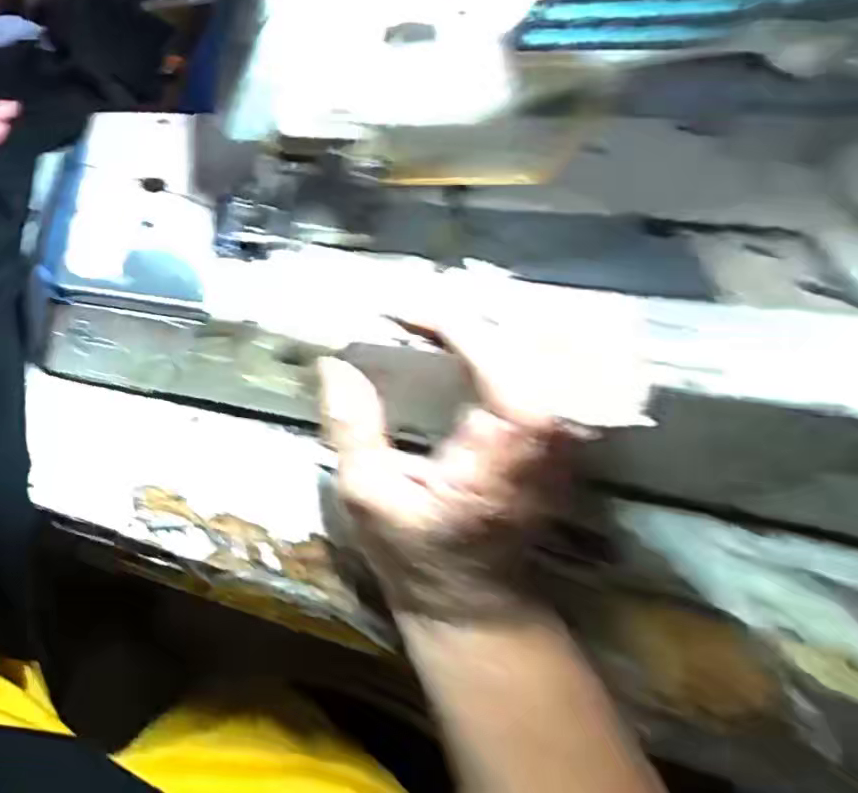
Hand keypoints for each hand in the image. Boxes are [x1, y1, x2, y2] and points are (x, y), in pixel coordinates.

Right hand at [316, 315, 595, 621]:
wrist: (471, 598)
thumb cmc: (411, 550)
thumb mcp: (364, 493)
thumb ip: (352, 427)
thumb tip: (334, 363)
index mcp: (497, 470)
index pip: (518, 392)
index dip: (476, 340)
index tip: (414, 315)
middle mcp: (546, 454)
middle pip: (557, 366)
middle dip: (490, 320)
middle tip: (420, 304)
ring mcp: (562, 448)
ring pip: (568, 366)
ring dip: (508, 327)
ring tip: (443, 311)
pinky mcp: (557, 441)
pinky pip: (557, 376)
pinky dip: (521, 344)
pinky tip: (477, 333)